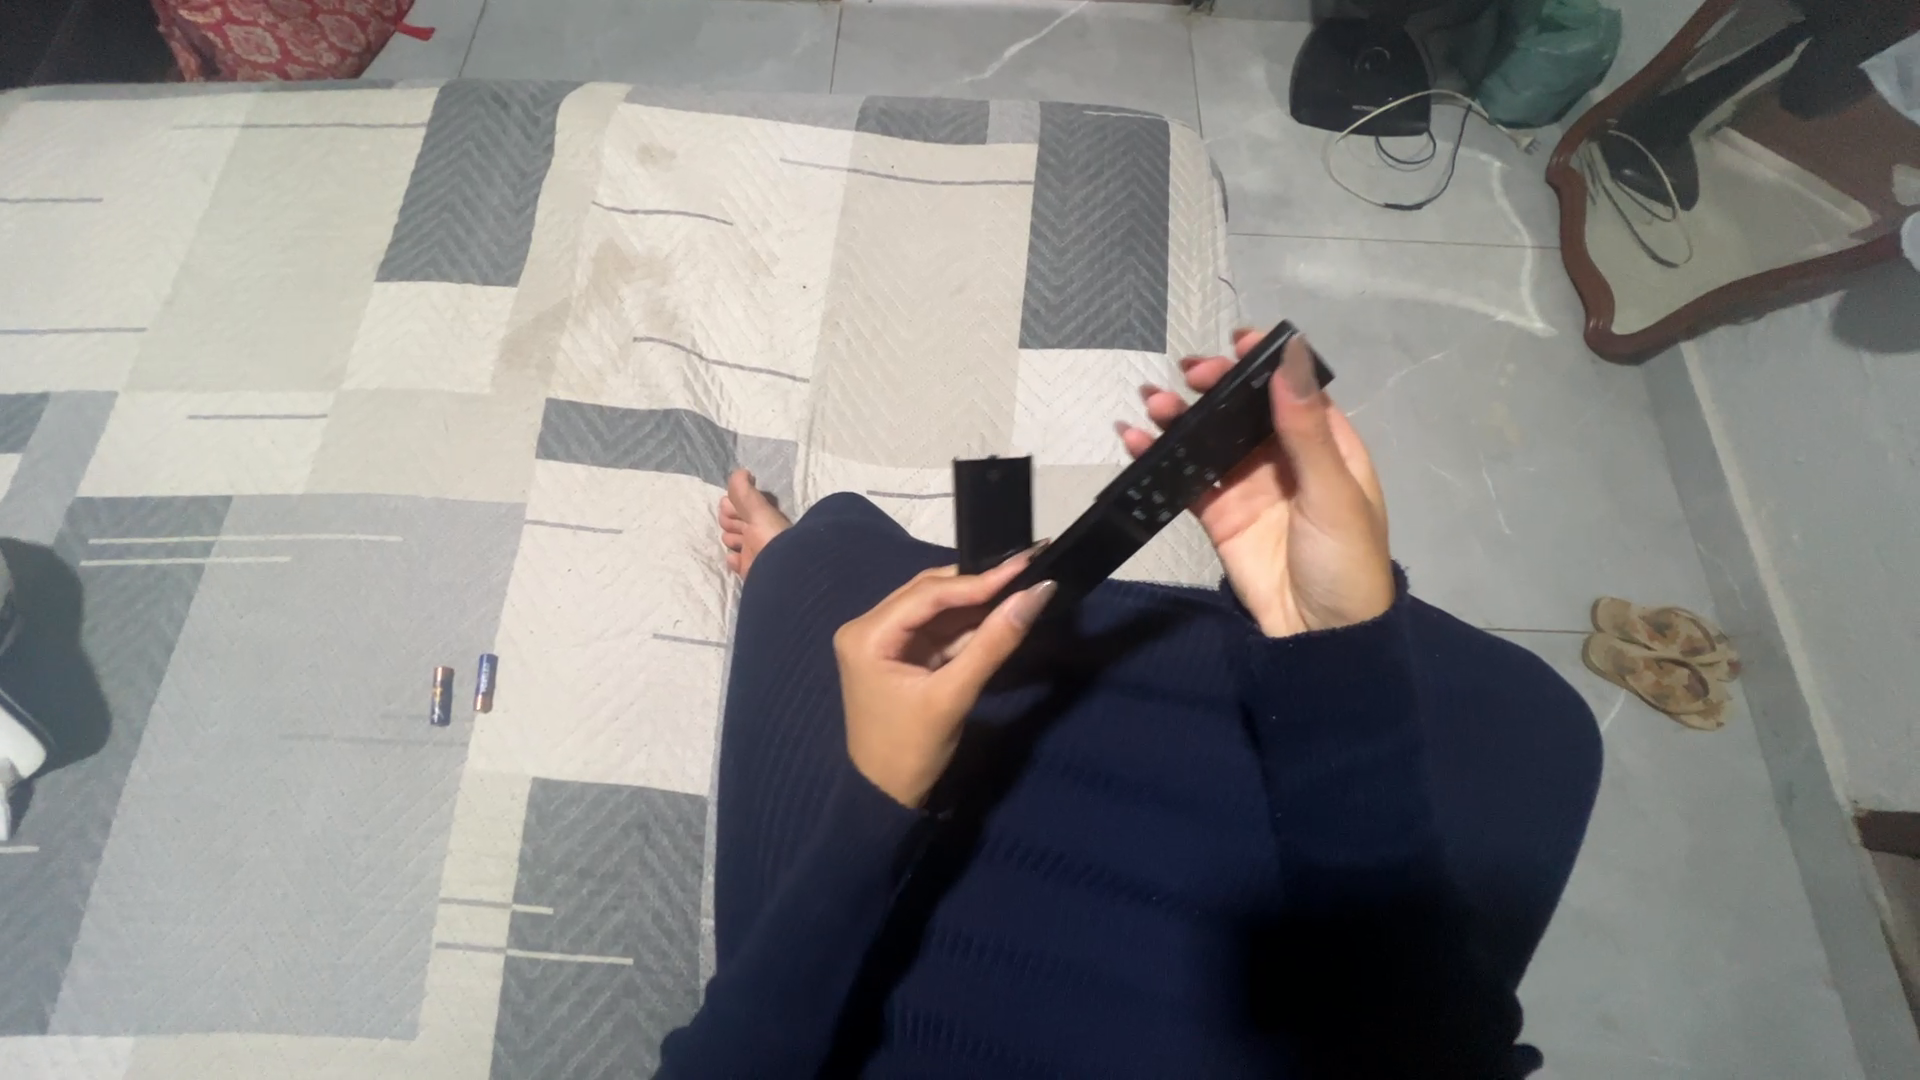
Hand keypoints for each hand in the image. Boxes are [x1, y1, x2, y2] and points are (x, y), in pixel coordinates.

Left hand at [834, 555, 1056, 806]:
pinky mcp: (900, 655)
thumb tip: (1035, 594)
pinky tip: (999, 614)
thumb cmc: (910, 751)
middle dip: (978, 585)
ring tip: (1020, 585)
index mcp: (866, 635)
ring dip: (976, 604)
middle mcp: (867, 628)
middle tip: (1025, 568)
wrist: (885, 799)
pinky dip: (968, 626)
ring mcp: (883, 641)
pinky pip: (938, 630)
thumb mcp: (953, 697)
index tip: (1023, 567)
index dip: (978, 581)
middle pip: (930, 594)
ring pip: (936, 609)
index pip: (928, 595)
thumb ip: (993, 643)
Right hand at [1117, 330, 1392, 637]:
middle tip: (1187, 376)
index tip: (1236, 341)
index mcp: (1324, 445)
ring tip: (1152, 403)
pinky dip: (1158, 459)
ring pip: (1207, 439)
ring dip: (1180, 418)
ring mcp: (1245, 485)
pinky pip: (1184, 479)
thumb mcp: (1332, 494)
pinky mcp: (1216, 513)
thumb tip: (1289, 361)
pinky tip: (1135, 441)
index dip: (1265, 363)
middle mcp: (1282, 458)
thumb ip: (1306, 431)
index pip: (1291, 391)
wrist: (1317, 634)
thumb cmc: (1344, 560)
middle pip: (1241, 410)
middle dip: (1214, 386)